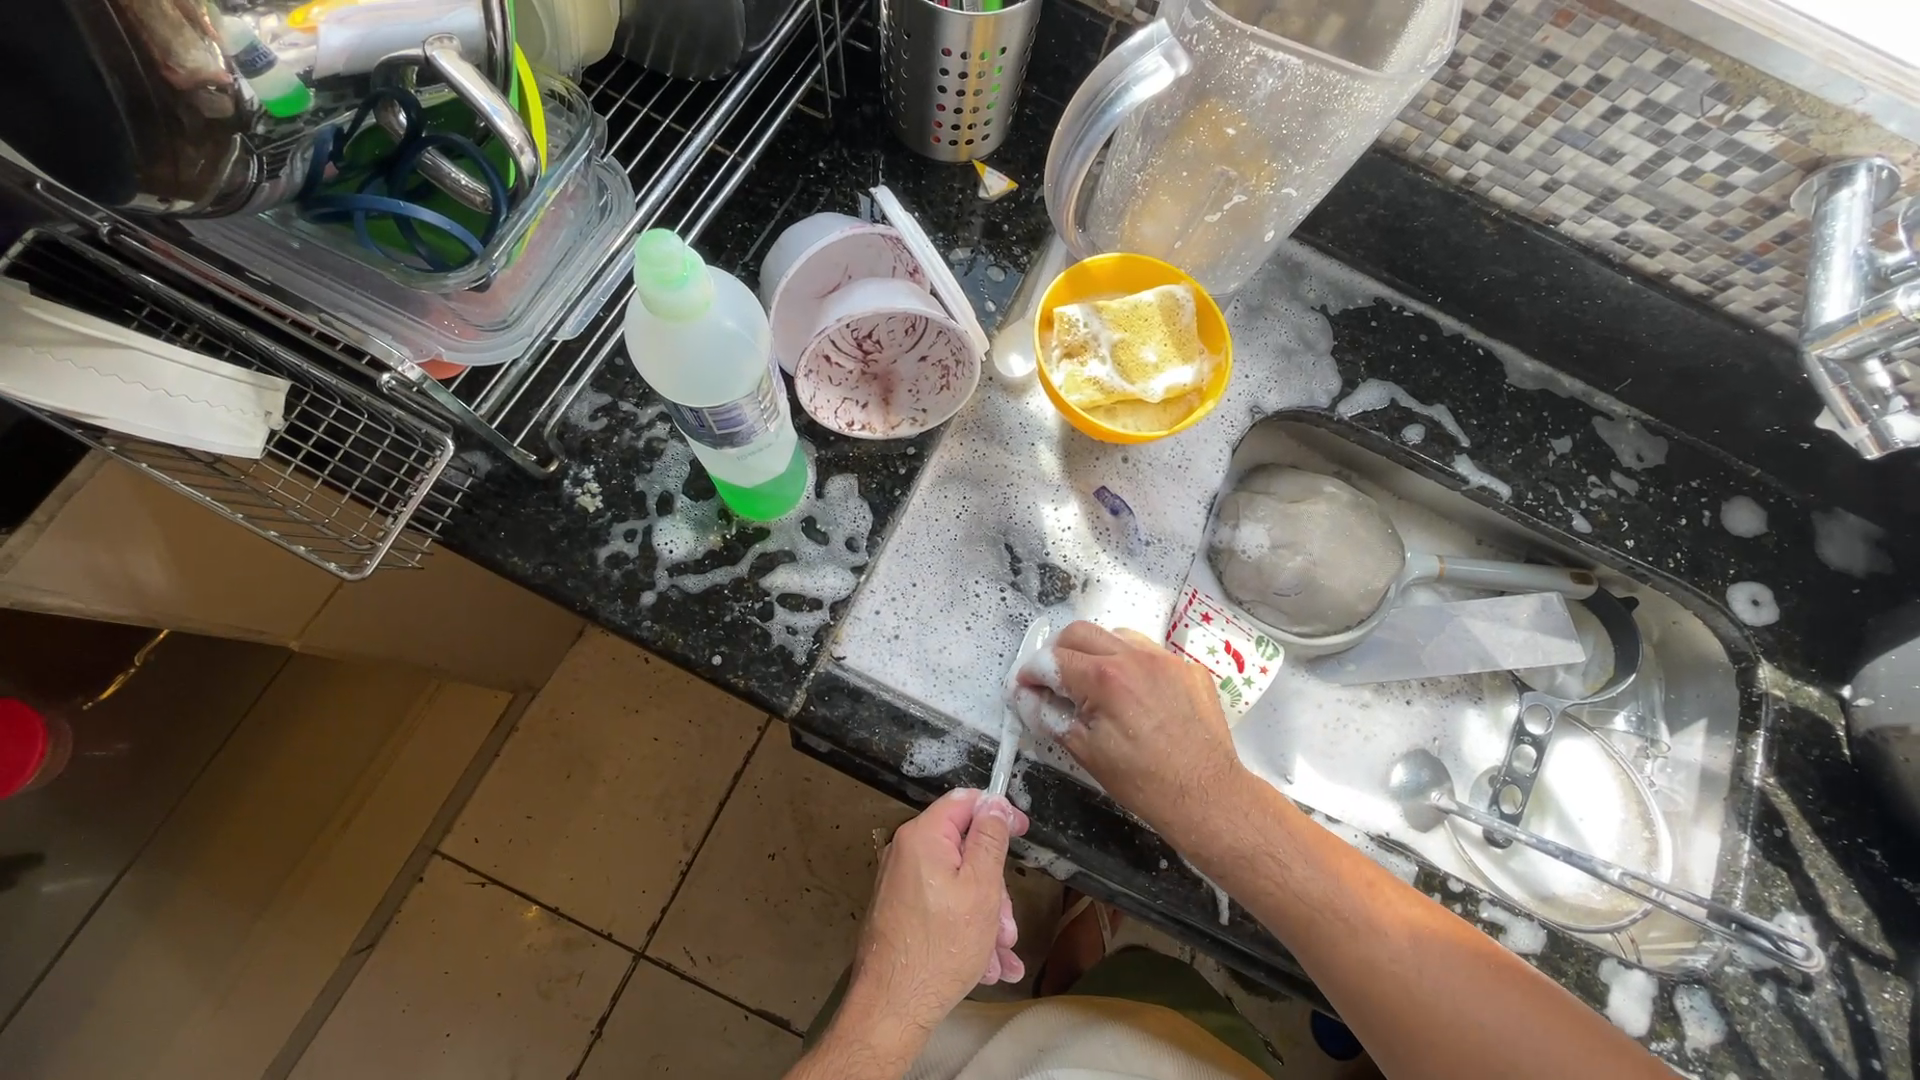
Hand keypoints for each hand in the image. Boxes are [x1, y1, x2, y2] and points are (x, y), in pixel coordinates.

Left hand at [847, 789, 1029, 1034]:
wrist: (892, 1008)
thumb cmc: (940, 948)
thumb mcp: (981, 889)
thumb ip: (989, 839)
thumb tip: (994, 802)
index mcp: (923, 837)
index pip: (965, 801)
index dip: (997, 811)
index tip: (1022, 829)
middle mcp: (906, 853)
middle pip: (963, 849)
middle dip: (993, 885)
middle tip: (1008, 923)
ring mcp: (900, 883)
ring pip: (957, 884)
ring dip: (985, 916)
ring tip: (1000, 954)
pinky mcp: (900, 911)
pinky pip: (942, 907)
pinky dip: (965, 928)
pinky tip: (987, 964)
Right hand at [1013, 622, 1245, 842]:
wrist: (1206, 795)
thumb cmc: (1145, 782)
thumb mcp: (1084, 752)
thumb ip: (1049, 716)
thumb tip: (1026, 697)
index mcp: (1105, 678)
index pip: (1053, 659)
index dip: (1031, 672)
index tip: (1025, 685)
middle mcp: (1136, 658)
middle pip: (1080, 632)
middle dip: (1058, 652)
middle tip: (1053, 680)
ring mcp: (1166, 659)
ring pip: (1116, 635)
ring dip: (1096, 652)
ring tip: (1095, 685)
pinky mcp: (1188, 669)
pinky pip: (1150, 653)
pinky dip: (1132, 665)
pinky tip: (1134, 695)